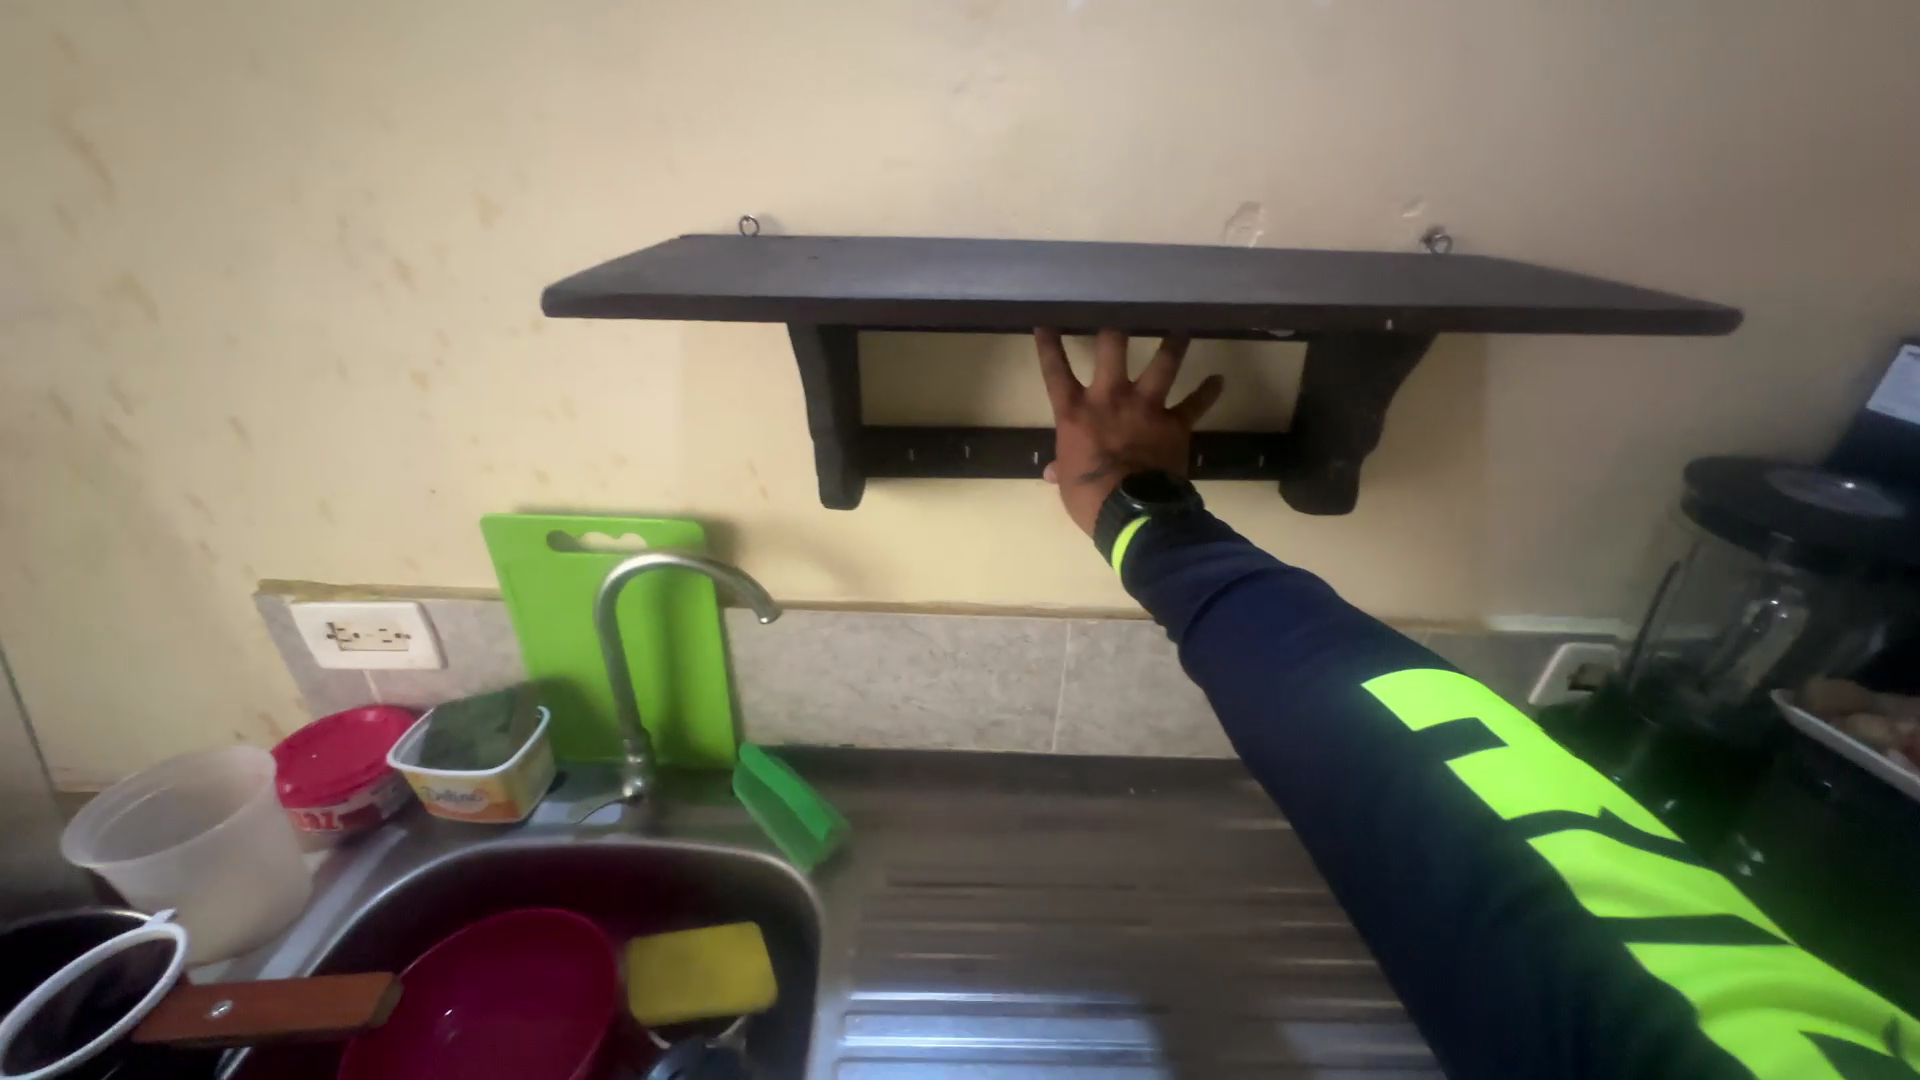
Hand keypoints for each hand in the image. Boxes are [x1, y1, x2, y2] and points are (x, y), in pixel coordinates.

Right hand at [1035, 328, 1223, 535]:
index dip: (1049, 344)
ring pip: (1163, 363)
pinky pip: (1195, 403)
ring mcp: (1145, 407)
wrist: (1130, 510)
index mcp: (1074, 412)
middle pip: (1112, 347)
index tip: (1047, 321)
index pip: (1055, 371)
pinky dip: (1208, 392)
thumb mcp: (1068, 482)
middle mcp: (1109, 398)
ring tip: (1182, 326)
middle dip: (1116, 326)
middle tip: (1123, 308)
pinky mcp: (1174, 423)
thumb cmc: (1088, 497)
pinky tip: (1219, 380)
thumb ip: (1063, 467)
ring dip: (1173, 343)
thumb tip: (1053, 472)